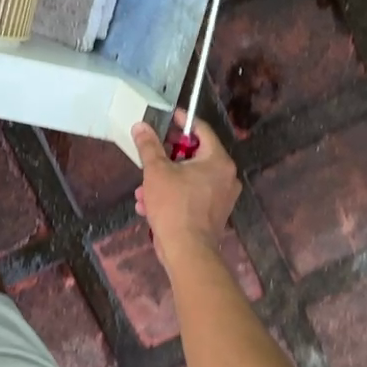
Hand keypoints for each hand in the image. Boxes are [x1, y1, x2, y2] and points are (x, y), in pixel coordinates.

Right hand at [131, 112, 240, 263]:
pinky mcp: (213, 213)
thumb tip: (141, 126)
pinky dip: (171, 195)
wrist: (187, 250)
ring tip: (142, 189)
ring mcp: (222, 196)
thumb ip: (148, 146)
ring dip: (164, 180)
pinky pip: (191, 195)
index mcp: (218, 161)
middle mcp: (226, 176)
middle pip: (195, 155)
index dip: (184, 120)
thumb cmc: (174, 205)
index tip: (168, 115)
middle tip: (150, 154)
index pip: (202, 130)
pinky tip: (148, 205)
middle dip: (167, 156)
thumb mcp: (156, 171)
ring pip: (189, 177)